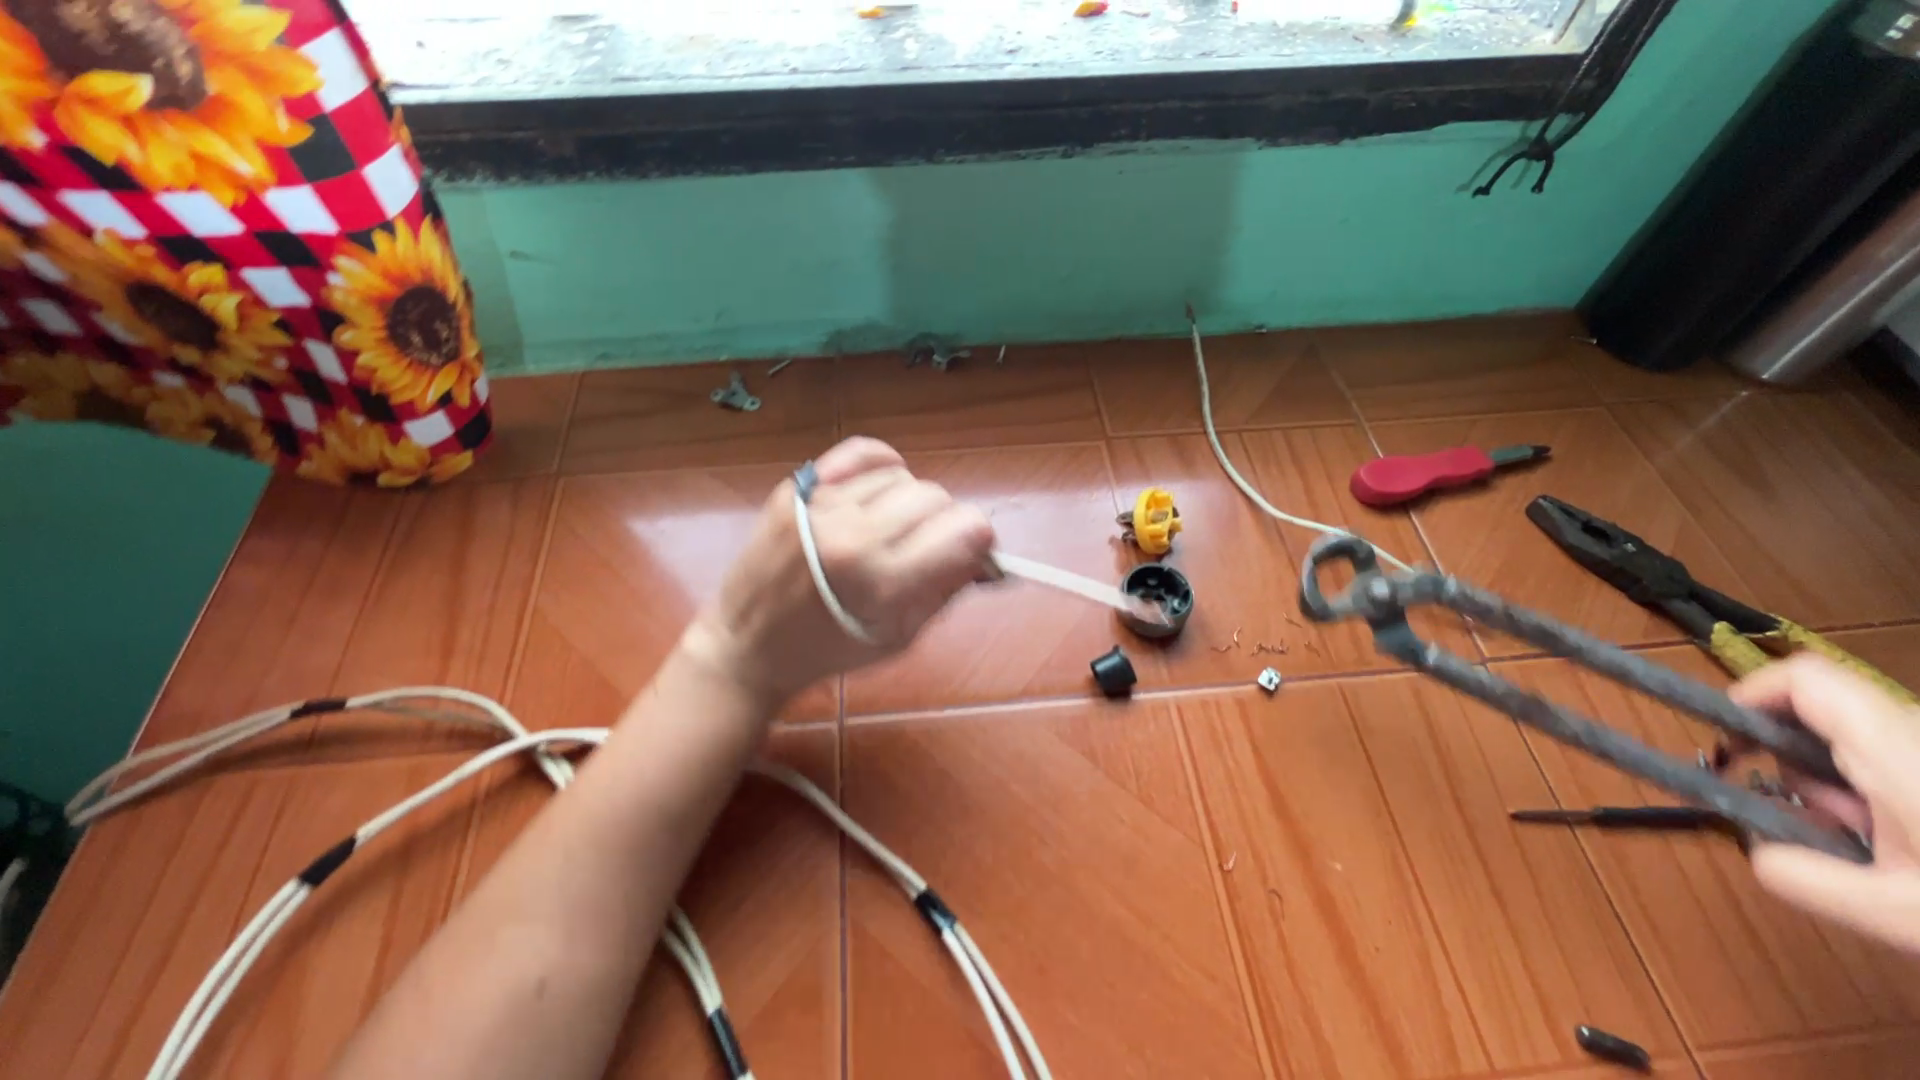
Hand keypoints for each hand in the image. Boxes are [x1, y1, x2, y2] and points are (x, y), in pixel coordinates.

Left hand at [681, 437, 995, 706]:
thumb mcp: (899, 638)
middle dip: (947, 520)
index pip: (966, 529)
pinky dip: (882, 466)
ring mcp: (821, 507)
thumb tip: (985, 552)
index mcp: (883, 582)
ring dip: (911, 499)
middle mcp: (853, 535)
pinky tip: (884, 487)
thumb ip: (946, 590)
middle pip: (936, 497)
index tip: (975, 550)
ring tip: (896, 526)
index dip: (980, 539)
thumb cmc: (829, 651)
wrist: (748, 645)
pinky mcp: (797, 490)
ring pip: (900, 476)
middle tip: (934, 544)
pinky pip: (859, 455)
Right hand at [1730, 654, 1919, 953]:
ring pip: (1862, 748)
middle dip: (1793, 764)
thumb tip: (1758, 854)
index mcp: (1898, 751)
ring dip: (1840, 793)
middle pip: (1825, 717)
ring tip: (1867, 852)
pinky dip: (1879, 804)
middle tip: (1803, 822)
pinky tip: (1902, 853)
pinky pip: (1898, 770)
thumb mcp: (1904, 914)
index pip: (1804, 681)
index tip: (1726, 740)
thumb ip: (1810, 879)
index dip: (1750, 694)